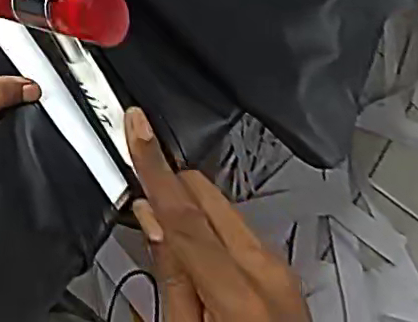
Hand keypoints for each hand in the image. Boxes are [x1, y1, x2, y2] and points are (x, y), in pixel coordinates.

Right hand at [126, 108, 309, 321]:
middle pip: (203, 193)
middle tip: (136, 200)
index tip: (135, 124)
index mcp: (239, 293)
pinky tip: (192, 258)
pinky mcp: (282, 277)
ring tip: (164, 246)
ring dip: (187, 211)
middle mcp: (266, 272)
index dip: (152, 161)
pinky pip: (234, 231)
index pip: (183, 208)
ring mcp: (279, 273)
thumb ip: (169, 272)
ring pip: (218, 208)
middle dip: (167, 187)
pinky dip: (207, 230)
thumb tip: (149, 215)